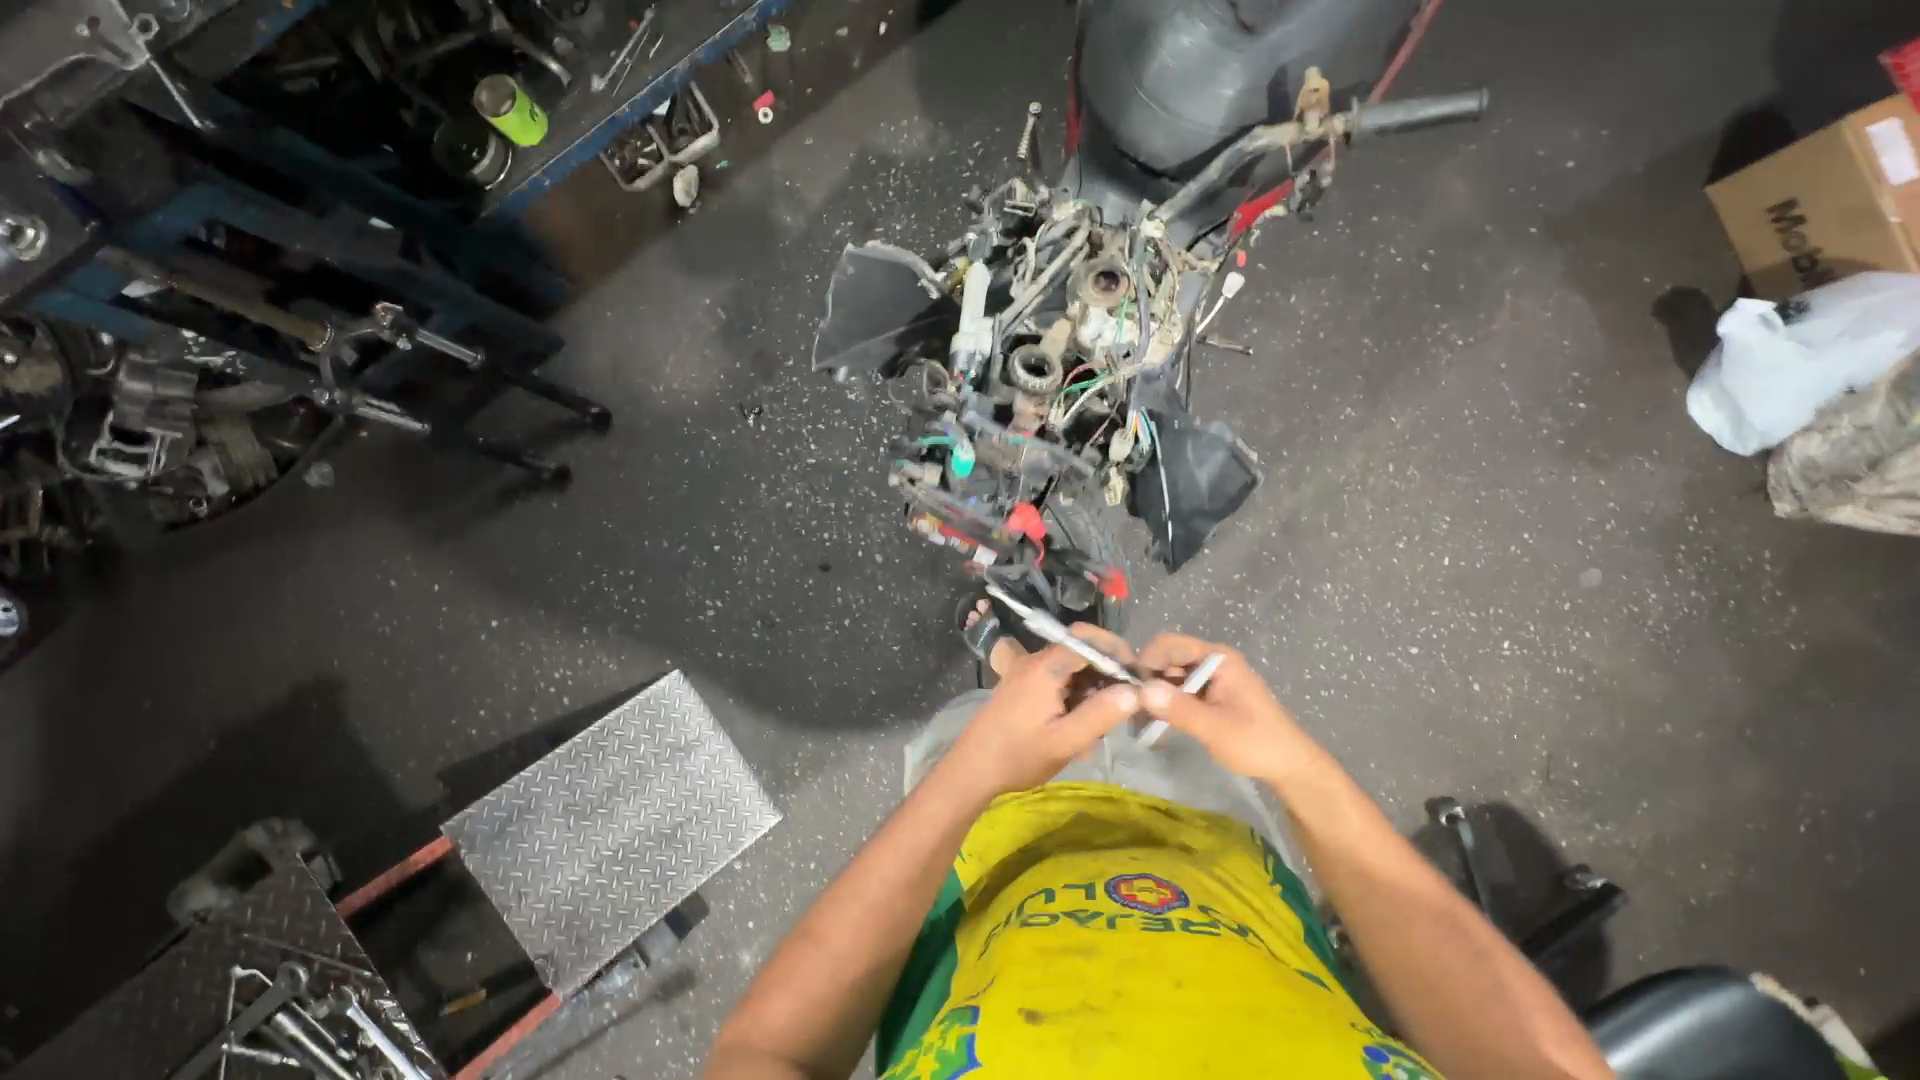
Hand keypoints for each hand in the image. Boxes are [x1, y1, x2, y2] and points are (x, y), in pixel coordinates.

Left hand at [936, 624, 1140, 800]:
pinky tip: (1075, 730)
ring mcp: (1025, 672)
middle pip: (1081, 653)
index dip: (1115, 650)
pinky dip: (1072, 699)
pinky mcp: (1021, 686)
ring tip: (1094, 730)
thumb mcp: (1065, 742)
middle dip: (1104, 677)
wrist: (971, 770)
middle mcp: (1034, 661)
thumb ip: (1100, 715)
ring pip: (1071, 670)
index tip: (1135, 675)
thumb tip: (1135, 691)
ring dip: (1089, 693)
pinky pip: (1056, 681)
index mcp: (1045, 667)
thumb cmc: (1018, 756)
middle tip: (1118, 709)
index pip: (1087, 637)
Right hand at [1137, 633, 1317, 785]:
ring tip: (1141, 720)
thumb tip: (1141, 691)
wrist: (1290, 766)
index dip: (1146, 662)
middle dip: (1148, 680)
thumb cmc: (1256, 743)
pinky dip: (1168, 703)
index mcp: (1218, 659)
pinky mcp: (1212, 694)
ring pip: (1172, 675)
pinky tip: (1157, 723)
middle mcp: (1213, 661)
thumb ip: (1179, 708)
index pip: (1169, 644)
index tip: (1131, 689)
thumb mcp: (1215, 729)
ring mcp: (1213, 677)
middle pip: (1168, 658)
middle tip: (1133, 709)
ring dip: (1156, 694)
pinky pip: (1181, 689)